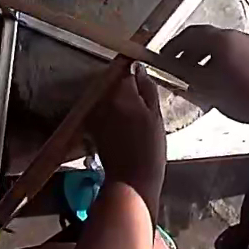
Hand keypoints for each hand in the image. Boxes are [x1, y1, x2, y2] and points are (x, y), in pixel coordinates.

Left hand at [87, 66, 164, 201]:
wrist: (130, 180)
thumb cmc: (150, 149)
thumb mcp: (157, 117)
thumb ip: (148, 89)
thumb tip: (139, 68)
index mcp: (121, 95)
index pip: (127, 73)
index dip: (138, 80)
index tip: (147, 91)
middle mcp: (103, 101)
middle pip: (115, 85)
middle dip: (128, 91)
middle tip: (144, 109)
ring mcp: (95, 114)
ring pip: (109, 99)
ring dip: (120, 104)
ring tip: (135, 122)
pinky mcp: (91, 127)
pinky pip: (104, 112)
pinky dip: (113, 116)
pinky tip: (125, 131)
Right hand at [161, 26, 248, 125]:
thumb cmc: (247, 95)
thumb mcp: (206, 88)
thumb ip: (184, 76)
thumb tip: (169, 71)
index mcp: (220, 39)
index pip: (188, 35)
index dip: (172, 47)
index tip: (164, 58)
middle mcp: (236, 36)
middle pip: (205, 39)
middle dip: (188, 53)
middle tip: (178, 68)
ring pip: (220, 47)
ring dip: (205, 60)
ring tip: (197, 79)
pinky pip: (234, 55)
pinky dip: (221, 64)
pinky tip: (220, 84)